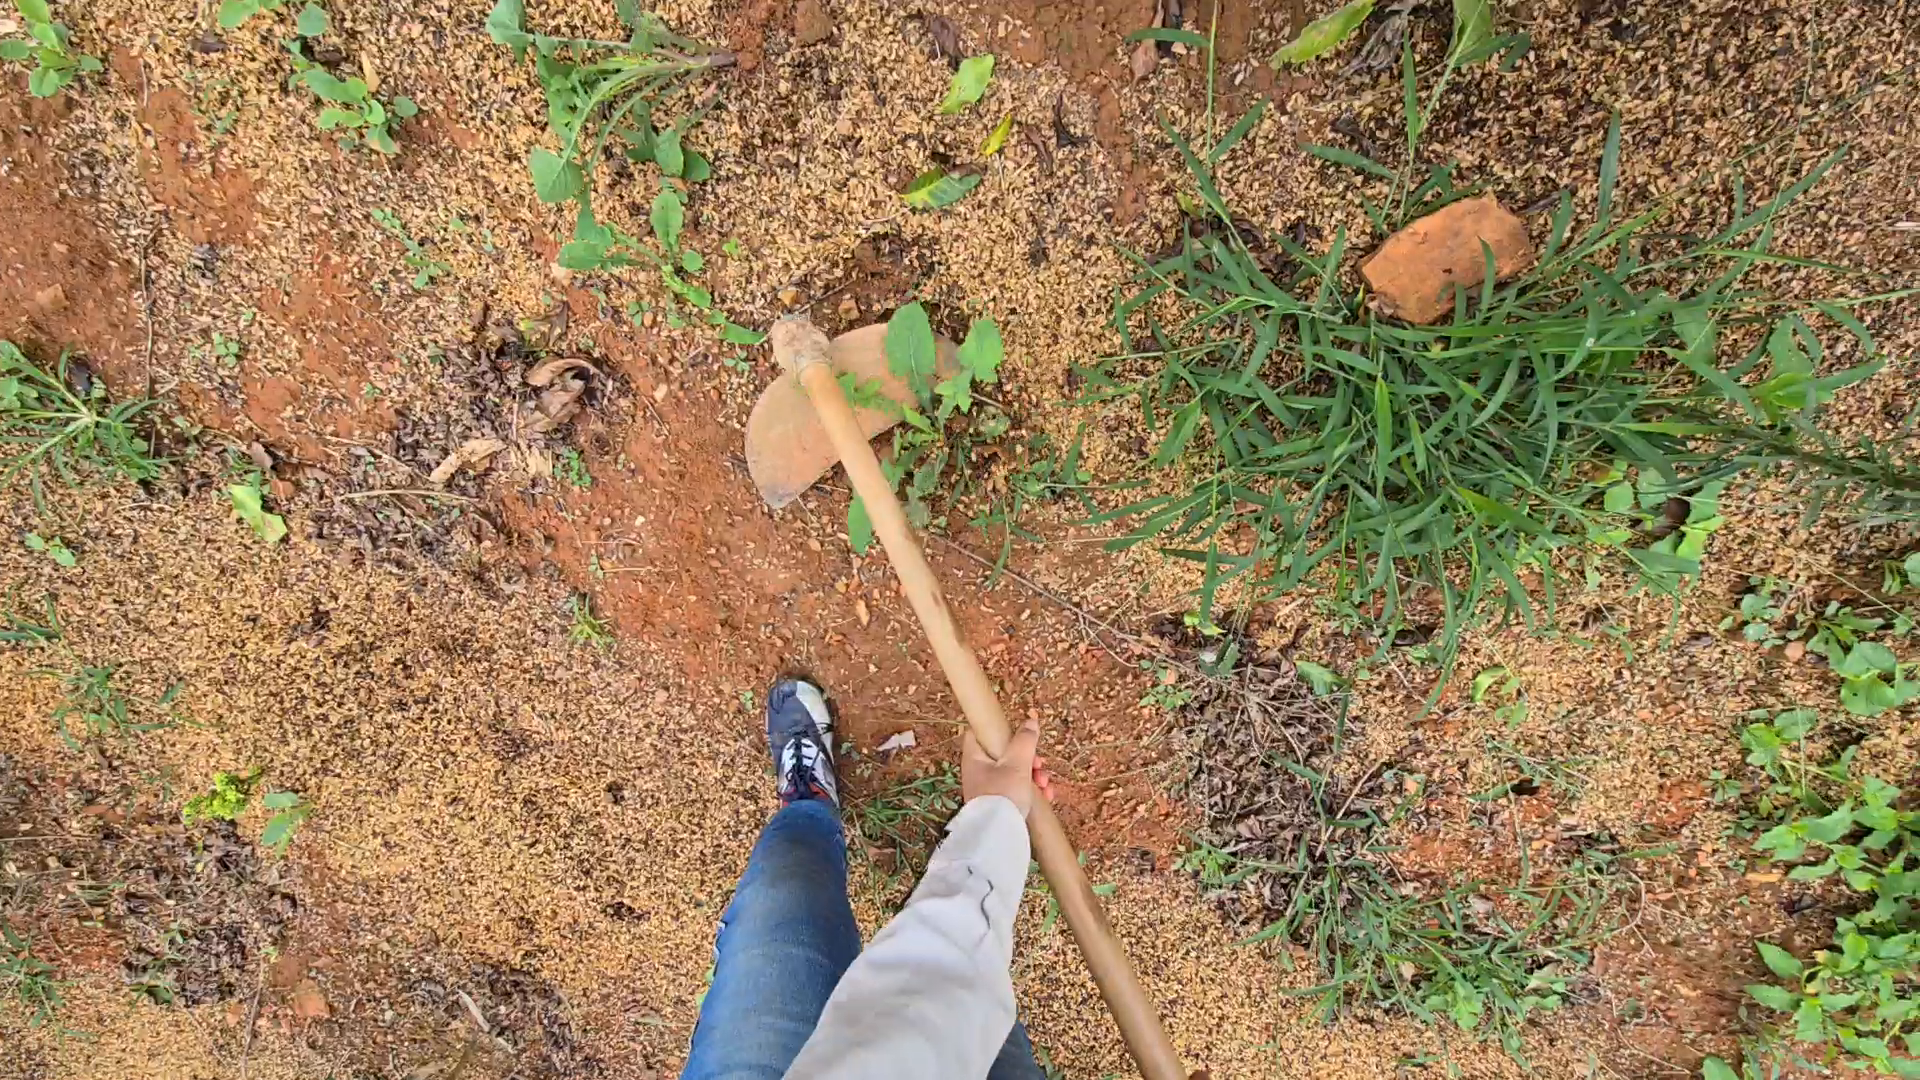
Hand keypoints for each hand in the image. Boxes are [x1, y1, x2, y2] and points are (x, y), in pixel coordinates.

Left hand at [961, 718, 1053, 817]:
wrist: (998, 838)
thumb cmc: (1003, 794)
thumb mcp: (1017, 763)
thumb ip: (1025, 740)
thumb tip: (1031, 720)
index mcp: (975, 756)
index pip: (980, 732)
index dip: (999, 729)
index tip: (1019, 734)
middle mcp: (978, 771)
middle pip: (1004, 754)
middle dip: (1028, 758)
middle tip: (1039, 765)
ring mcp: (988, 789)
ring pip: (1013, 773)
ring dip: (1033, 775)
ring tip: (1045, 784)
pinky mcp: (998, 805)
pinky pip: (1016, 790)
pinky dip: (1030, 790)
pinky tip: (1046, 796)